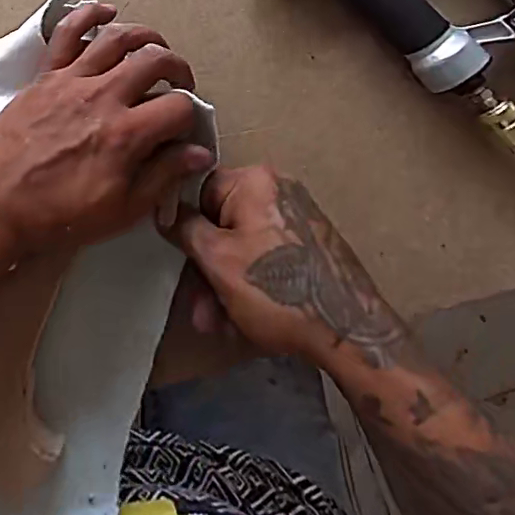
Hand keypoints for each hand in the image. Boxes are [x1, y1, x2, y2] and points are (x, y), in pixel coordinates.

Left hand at [0, 1, 213, 256]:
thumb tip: (198, 152)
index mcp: (125, 134)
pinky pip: (67, 34)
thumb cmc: (58, 213)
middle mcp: (102, 98)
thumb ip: (163, 176)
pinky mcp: (46, 76)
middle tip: (179, 82)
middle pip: (155, 61)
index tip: (182, 127)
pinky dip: (88, 15)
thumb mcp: (121, 209)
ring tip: (155, 47)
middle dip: (177, 68)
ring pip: (117, 38)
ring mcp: (71, 82)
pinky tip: (106, 12)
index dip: (190, 116)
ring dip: (145, 36)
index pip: (178, 107)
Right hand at [168, 166, 408, 369]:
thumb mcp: (216, 259)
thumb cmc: (276, 287)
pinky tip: (241, 322)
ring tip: (216, 325)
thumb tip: (164, 211)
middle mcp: (278, 191)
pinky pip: (267, 260)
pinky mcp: (312, 248)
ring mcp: (298, 220)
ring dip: (224, 286)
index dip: (184, 226)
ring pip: (244, 248)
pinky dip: (251, 285)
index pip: (200, 190)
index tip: (176, 257)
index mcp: (254, 181)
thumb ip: (183, 228)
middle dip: (206, 270)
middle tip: (198, 309)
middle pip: (223, 224)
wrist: (351, 333)